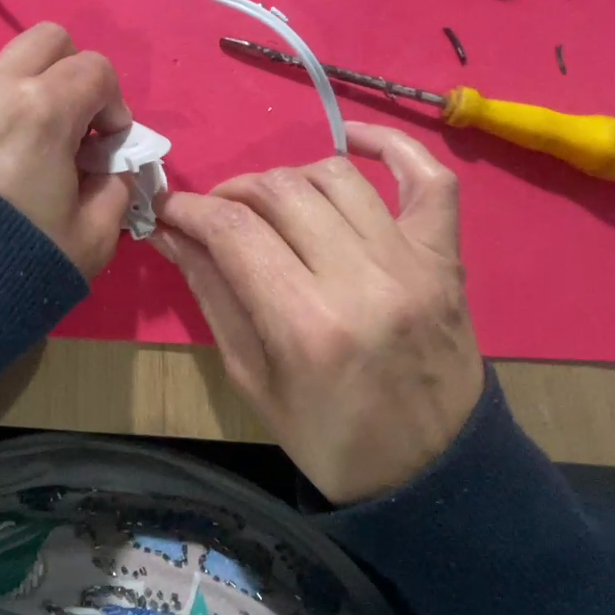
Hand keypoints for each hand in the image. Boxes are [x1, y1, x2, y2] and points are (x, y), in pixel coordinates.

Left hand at [0, 23, 134, 276]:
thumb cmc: (19, 264)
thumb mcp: (93, 237)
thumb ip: (116, 188)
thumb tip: (109, 166)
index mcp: (41, 108)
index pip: (95, 68)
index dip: (114, 103)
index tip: (108, 145)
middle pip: (46, 40)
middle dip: (71, 72)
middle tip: (73, 125)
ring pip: (1, 66)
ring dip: (26, 92)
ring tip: (25, 151)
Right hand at [151, 122, 483, 504]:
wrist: (433, 473)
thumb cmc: (329, 438)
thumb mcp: (252, 380)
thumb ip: (212, 295)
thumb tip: (171, 233)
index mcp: (308, 324)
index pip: (233, 230)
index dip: (189, 209)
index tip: (168, 210)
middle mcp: (363, 281)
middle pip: (280, 191)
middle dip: (230, 192)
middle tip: (213, 214)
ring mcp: (412, 263)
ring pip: (335, 175)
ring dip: (287, 179)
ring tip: (270, 205)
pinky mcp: (446, 259)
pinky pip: (428, 180)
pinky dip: (392, 147)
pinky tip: (355, 141)